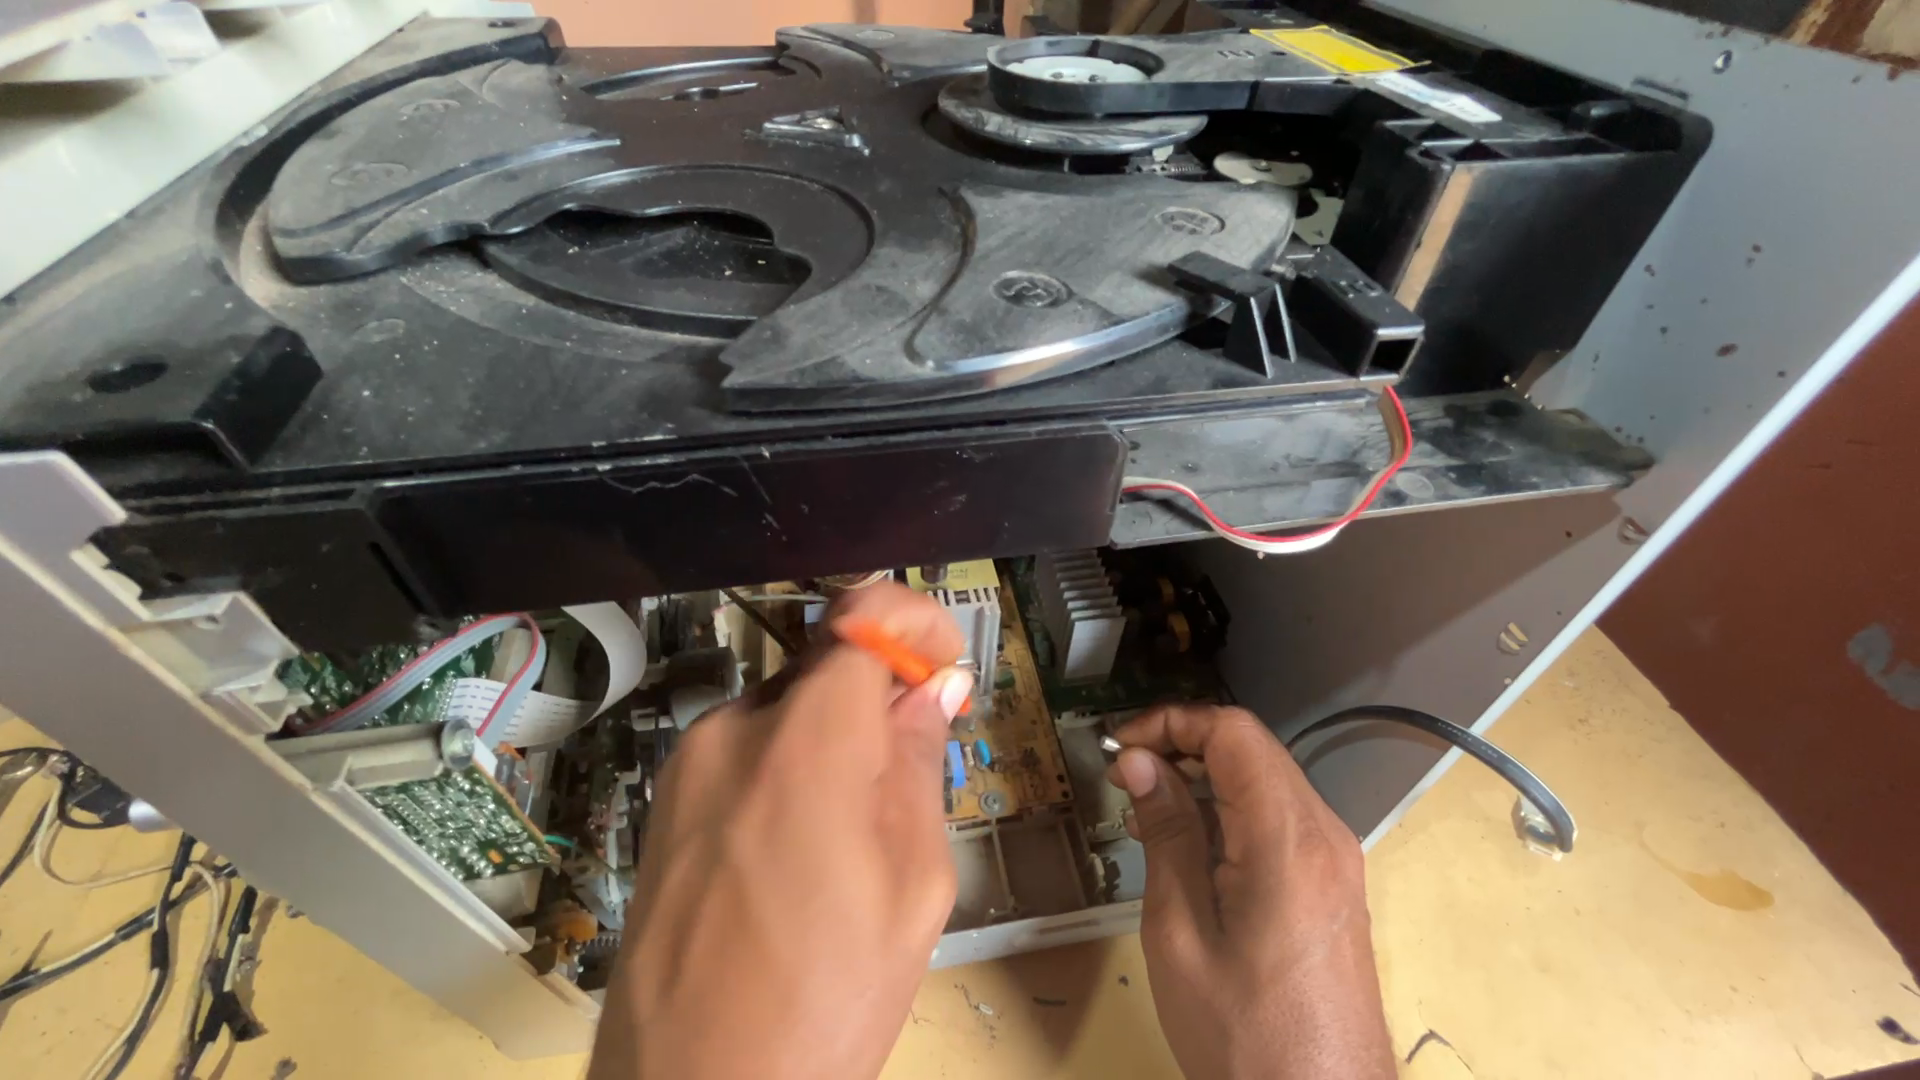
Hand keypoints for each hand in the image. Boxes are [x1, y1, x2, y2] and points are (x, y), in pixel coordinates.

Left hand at [589, 583, 970, 1079]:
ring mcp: (689, 764)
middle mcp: (735, 730)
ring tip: (852, 831)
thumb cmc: (828, 999)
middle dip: (879, 692)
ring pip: (785, 710)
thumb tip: (933, 689)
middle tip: (911, 761)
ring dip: (833, 736)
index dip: (911, 621)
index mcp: (807, 742)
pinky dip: (788, 765)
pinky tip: (798, 851)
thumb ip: (919, 766)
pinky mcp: (664, 801)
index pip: (861, 618)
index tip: (941, 661)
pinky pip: (746, 751)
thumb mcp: (913, 885)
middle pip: (824, 664)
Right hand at [1107, 704, 1394, 1079]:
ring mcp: (1334, 861)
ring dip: (1201, 781)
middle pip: (1250, 750)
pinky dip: (1226, 814)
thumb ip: (1166, 833)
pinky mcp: (1332, 886)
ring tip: (1144, 817)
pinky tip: (1186, 849)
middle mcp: (1323, 834)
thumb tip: (1141, 761)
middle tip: (1125, 782)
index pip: (1233, 732)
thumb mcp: (1180, 931)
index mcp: (1287, 839)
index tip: (1121, 749)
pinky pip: (1275, 820)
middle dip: (1181, 748)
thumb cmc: (1240, 1034)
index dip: (1171, 723)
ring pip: (1262, 782)